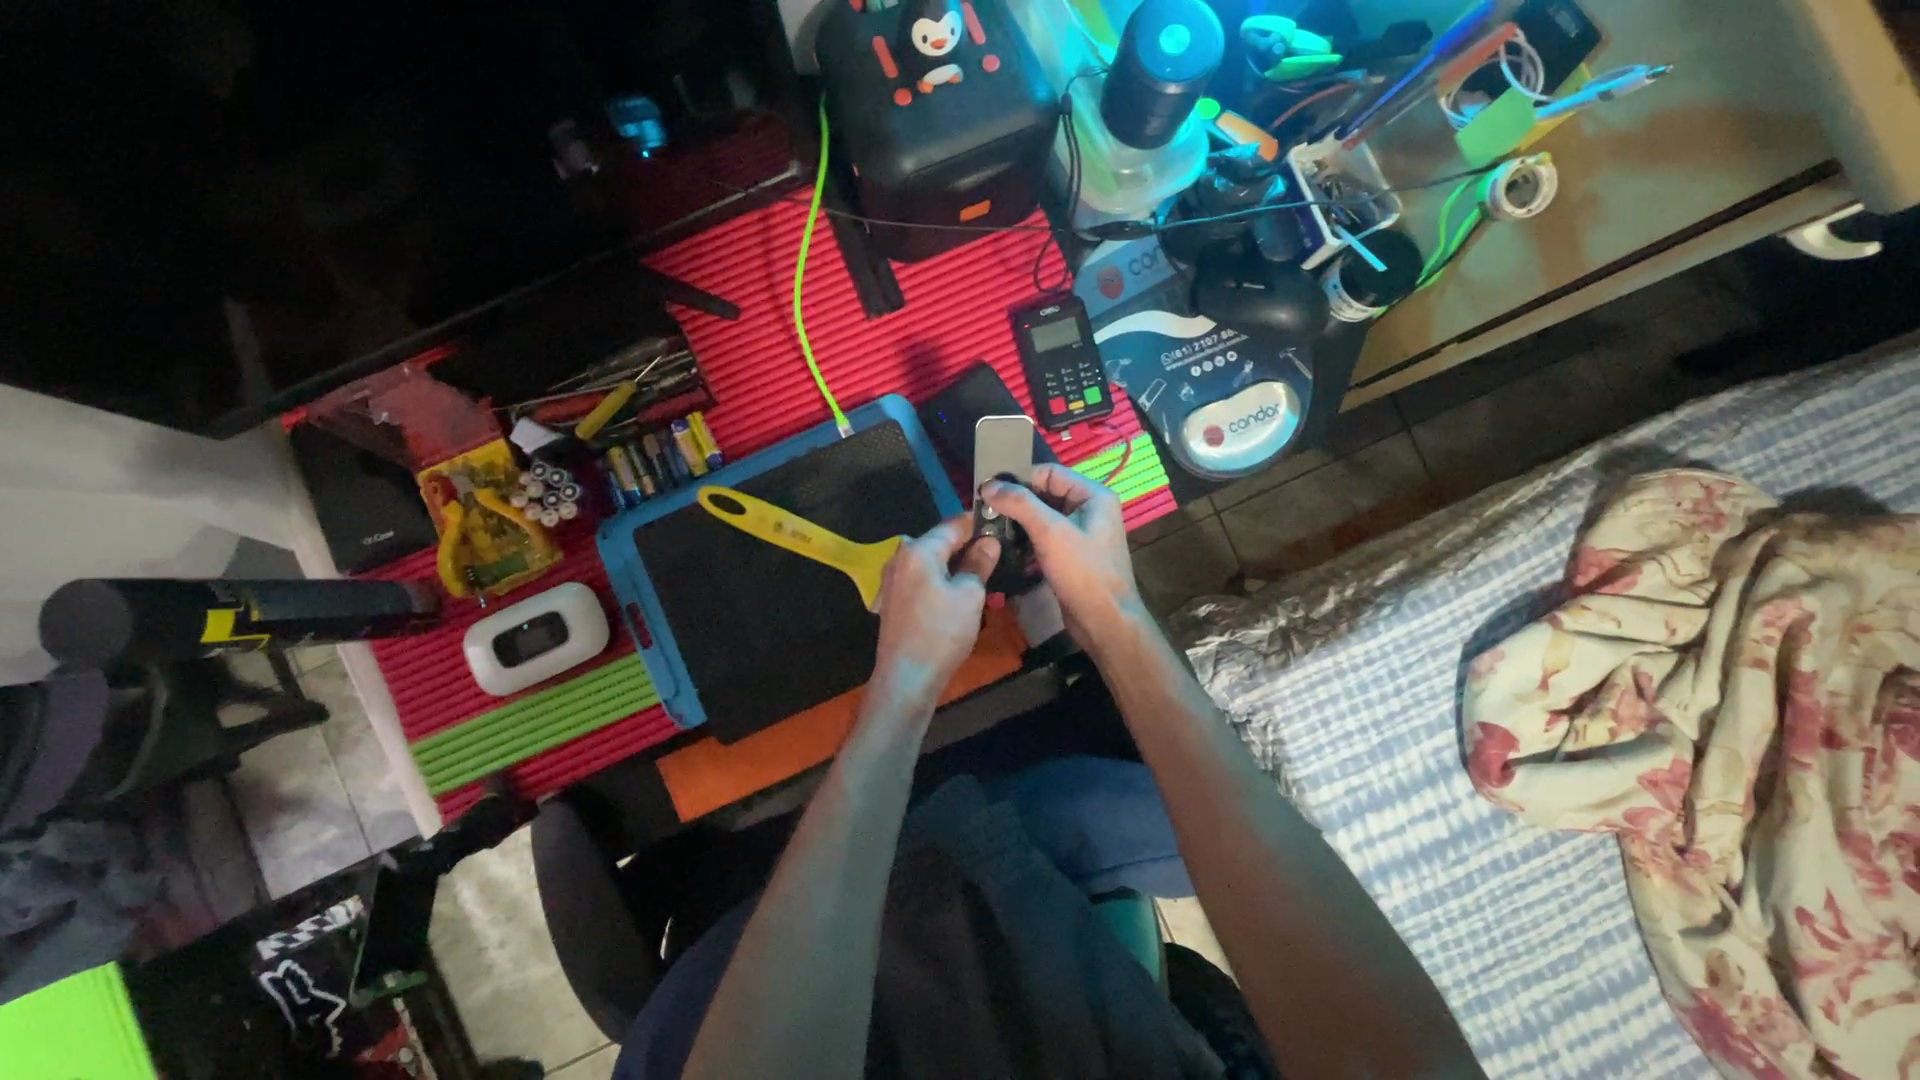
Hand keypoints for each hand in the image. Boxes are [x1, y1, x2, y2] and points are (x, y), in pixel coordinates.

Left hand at [871, 516, 999, 703]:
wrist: (906, 678)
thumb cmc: (941, 632)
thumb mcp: (969, 595)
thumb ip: (979, 562)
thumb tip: (989, 542)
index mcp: (918, 550)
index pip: (954, 524)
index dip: (979, 523)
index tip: (1003, 524)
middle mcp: (901, 557)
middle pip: (941, 542)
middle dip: (970, 547)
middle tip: (1000, 553)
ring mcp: (894, 580)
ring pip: (933, 563)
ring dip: (958, 567)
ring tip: (987, 575)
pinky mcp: (895, 600)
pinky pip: (925, 579)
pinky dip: (944, 581)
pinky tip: (963, 594)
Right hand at [981, 466, 1144, 646]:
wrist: (1105, 622)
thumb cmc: (1083, 572)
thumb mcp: (1049, 532)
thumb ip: (1019, 503)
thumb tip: (988, 485)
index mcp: (1093, 495)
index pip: (1049, 472)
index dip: (1019, 479)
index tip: (989, 491)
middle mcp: (1090, 510)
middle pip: (1045, 494)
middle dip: (1016, 503)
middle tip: (985, 513)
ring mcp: (1082, 534)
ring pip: (1043, 518)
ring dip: (1019, 524)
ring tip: (991, 531)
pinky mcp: (1073, 556)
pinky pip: (1046, 539)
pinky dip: (1027, 542)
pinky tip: (1007, 551)